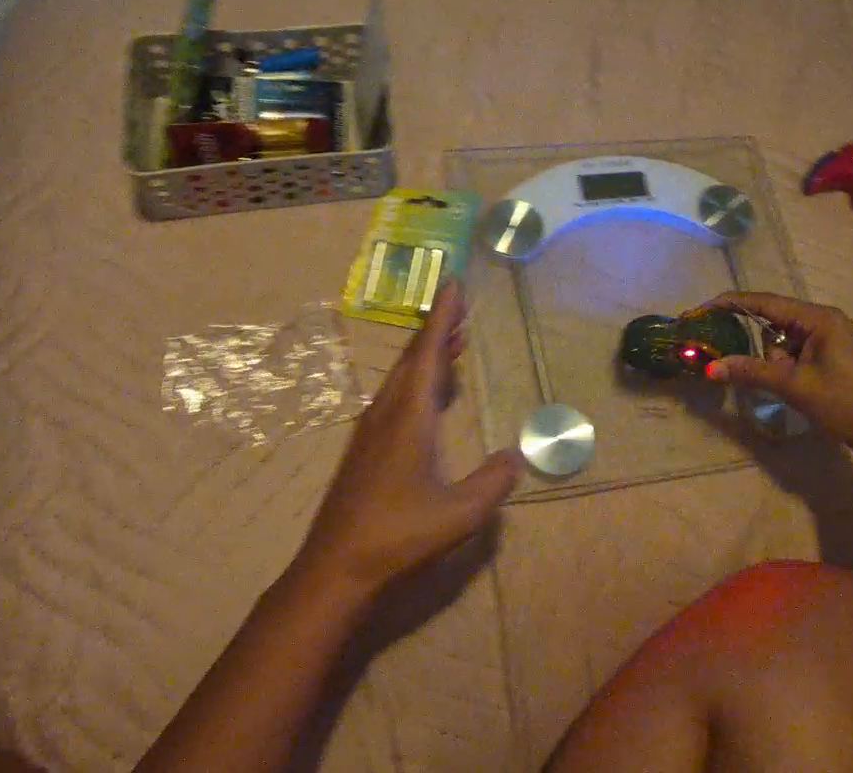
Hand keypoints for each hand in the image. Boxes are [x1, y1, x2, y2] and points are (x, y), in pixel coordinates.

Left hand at [297, 284, 521, 596]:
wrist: (335, 568)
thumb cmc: (398, 537)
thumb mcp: (459, 515)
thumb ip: (492, 483)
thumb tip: (517, 456)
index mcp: (409, 418)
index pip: (429, 354)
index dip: (443, 317)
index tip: (453, 283)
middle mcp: (386, 414)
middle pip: (413, 359)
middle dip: (437, 330)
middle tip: (460, 308)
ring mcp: (370, 431)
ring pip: (401, 378)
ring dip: (427, 356)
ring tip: (452, 343)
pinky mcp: (364, 450)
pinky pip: (394, 397)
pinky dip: (416, 381)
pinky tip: (427, 398)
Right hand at [704, 292, 852, 465]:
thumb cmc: (849, 403)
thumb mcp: (795, 386)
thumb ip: (751, 372)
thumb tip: (709, 367)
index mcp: (818, 318)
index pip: (763, 301)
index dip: (729, 305)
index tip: (700, 313)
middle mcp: (824, 322)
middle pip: (772, 319)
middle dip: (746, 334)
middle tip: (714, 347)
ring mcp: (831, 341)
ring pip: (783, 340)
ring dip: (767, 357)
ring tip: (758, 376)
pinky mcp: (834, 361)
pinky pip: (796, 354)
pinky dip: (781, 366)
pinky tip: (776, 383)